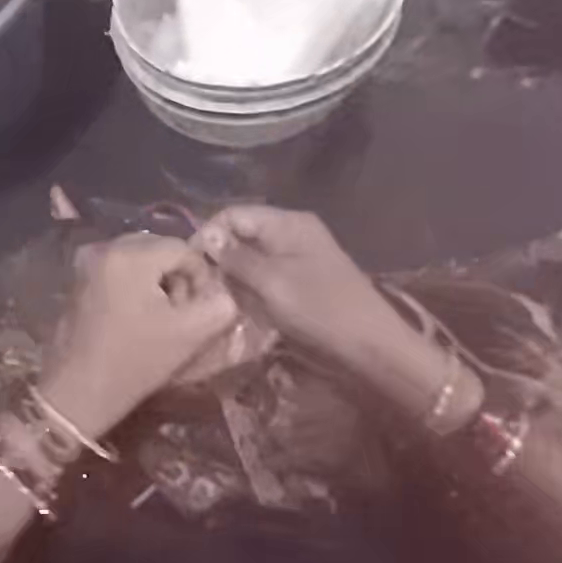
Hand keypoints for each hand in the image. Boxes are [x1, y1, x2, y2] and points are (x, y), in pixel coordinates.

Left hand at [39, 234, 237, 437]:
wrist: (78, 392)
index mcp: (131, 255)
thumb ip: (220, 305)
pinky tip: (136, 318)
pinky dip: (135, 286)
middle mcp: (104, 248)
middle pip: (160, 249)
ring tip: (160, 319)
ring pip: (140, 259)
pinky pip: (119, 270)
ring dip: (157, 282)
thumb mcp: (191, 334)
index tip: (198, 311)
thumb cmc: (135, 362)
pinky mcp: (78, 280)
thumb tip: (221, 292)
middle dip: (177, 278)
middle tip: (180, 314)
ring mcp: (86, 263)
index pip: (184, 249)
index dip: (200, 278)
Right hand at [193, 206, 409, 367]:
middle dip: (218, 258)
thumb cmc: (320, 310)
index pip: (233, 214)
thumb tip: (205, 235)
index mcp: (287, 223)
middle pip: (240, 235)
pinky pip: (263, 277)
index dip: (209, 234)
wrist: (370, 347)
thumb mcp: (271, 282)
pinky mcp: (298, 282)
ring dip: (232, 277)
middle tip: (200, 287)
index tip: (191, 265)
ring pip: (249, 259)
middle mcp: (290, 234)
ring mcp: (296, 258)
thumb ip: (236, 258)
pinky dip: (248, 289)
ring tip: (216, 299)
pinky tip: (238, 307)